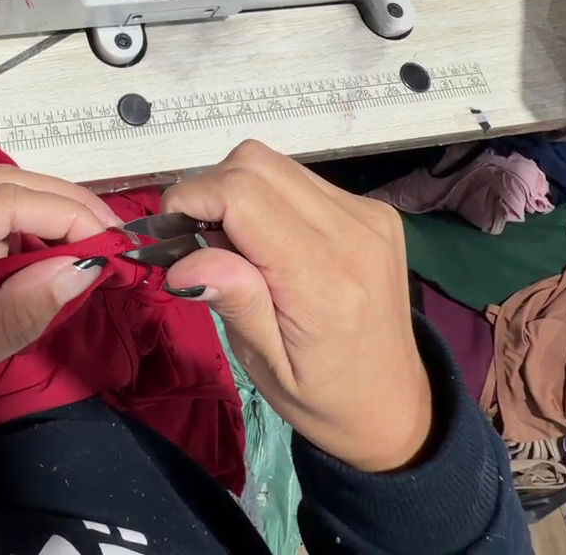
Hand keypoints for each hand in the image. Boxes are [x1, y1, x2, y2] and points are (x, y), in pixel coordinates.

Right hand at [162, 141, 432, 471]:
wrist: (395, 404)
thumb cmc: (322, 397)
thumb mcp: (265, 365)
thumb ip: (232, 300)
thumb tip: (180, 261)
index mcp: (324, 281)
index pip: (241, 196)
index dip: (192, 198)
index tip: (170, 231)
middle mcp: (352, 234)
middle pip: (253, 163)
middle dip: (208, 190)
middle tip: (196, 236)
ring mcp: (366, 215)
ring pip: (271, 162)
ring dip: (234, 189)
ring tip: (232, 238)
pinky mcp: (371, 208)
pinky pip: (295, 176)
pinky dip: (264, 194)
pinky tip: (266, 235)